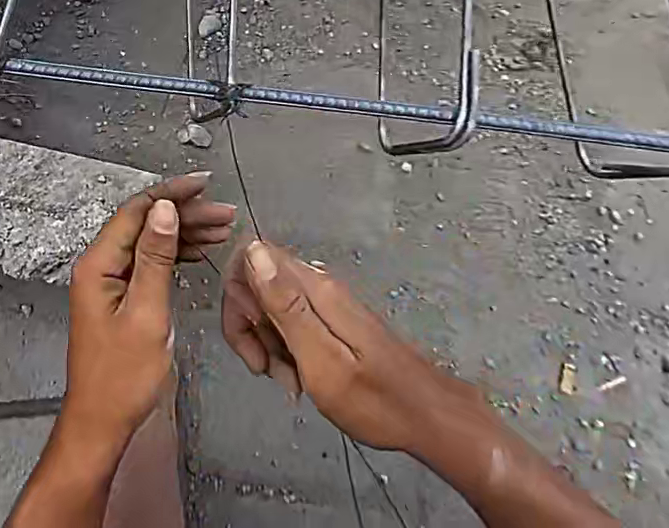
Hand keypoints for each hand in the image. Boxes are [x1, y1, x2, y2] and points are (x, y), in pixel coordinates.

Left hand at [63, 174, 236, 441]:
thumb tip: (164, 208)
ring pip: (150, 239)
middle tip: (224, 212)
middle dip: (185, 213)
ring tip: (222, 228)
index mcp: (98, 263)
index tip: (204, 185)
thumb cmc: (122, 377)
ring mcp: (109, 278)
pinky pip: (149, 260)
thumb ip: (157, 258)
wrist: (102, 422)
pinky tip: (200, 250)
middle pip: (145, 222)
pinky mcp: (120, 292)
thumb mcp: (147, 313)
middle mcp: (100, 263)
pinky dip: (176, 253)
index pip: (136, 210)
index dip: (171, 192)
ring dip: (184, 232)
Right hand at [221, 240, 487, 452]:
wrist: (429, 419)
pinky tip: (300, 378)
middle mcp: (316, 284)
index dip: (238, 295)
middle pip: (256, 282)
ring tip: (290, 382)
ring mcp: (324, 301)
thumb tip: (253, 250)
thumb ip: (285, 305)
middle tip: (268, 369)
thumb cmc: (374, 399)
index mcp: (312, 288)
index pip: (251, 258)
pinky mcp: (330, 319)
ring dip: (267, 343)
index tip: (253, 337)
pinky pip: (290, 322)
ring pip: (270, 305)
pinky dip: (284, 349)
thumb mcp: (322, 359)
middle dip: (250, 325)